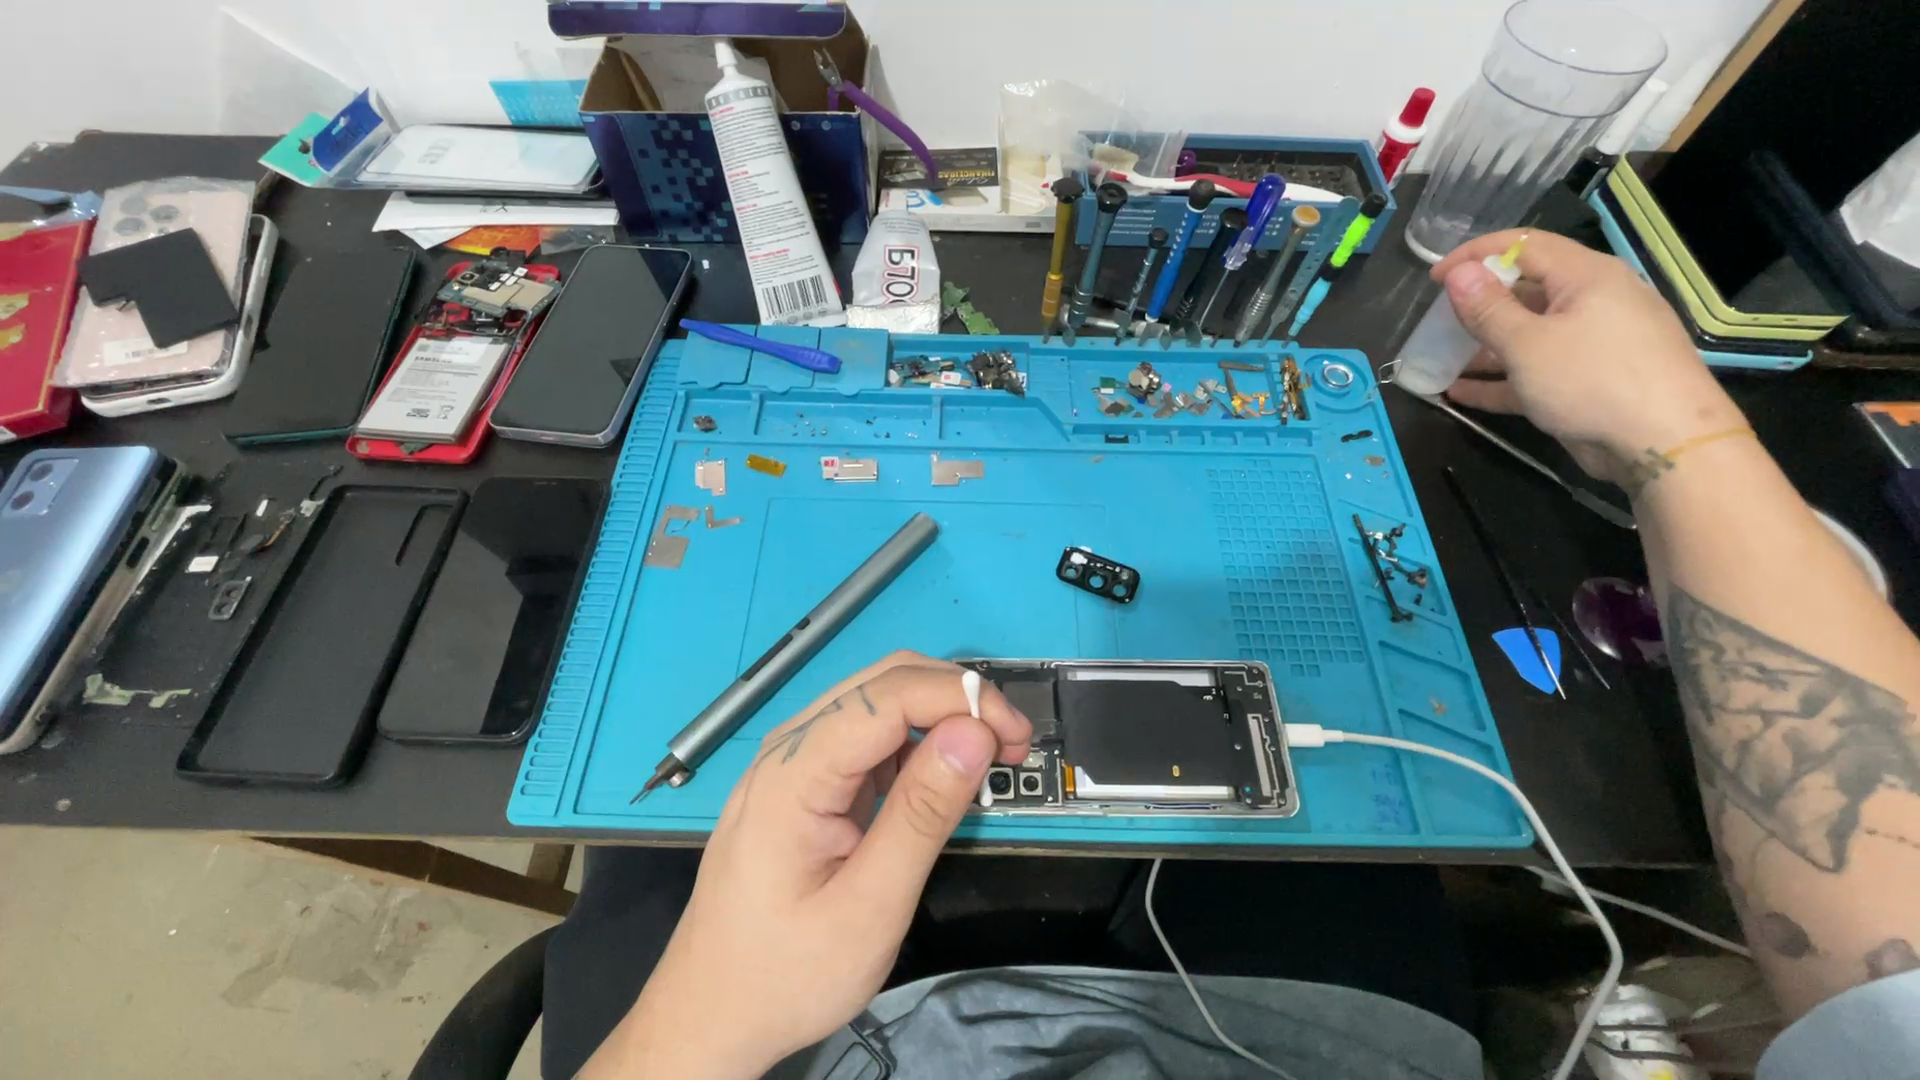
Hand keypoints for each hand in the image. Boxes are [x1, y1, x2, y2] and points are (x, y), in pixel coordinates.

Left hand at [590, 652, 1032, 1079]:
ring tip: (988, 760)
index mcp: (794, 772)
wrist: (710, 1014)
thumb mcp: (868, 908)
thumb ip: (921, 815)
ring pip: (879, 699)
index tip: (1017, 740)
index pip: (888, 695)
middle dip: (956, 697)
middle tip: (1012, 746)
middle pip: (883, 681)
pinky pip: (869, 735)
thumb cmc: (786, 973)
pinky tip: (942, 777)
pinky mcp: (807, 778)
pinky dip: (917, 740)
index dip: (961, 699)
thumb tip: (976, 733)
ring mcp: (794, 758)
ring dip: (940, 714)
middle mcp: (790, 746)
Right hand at [1431, 229, 1747, 492]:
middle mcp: (1592, 302)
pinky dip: (1500, 379)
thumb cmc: (1593, 380)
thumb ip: (1488, 309)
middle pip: (1526, 290)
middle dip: (1478, 304)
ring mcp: (1592, 343)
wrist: (1663, 442)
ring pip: (1528, 334)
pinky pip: (1534, 371)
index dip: (1475, 255)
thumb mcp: (1528, 344)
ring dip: (1483, 346)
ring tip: (1442, 360)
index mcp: (1586, 277)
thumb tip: (1457, 273)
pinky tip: (1460, 393)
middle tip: (1438, 322)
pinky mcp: (1586, 380)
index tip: (1433, 279)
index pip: (1524, 246)